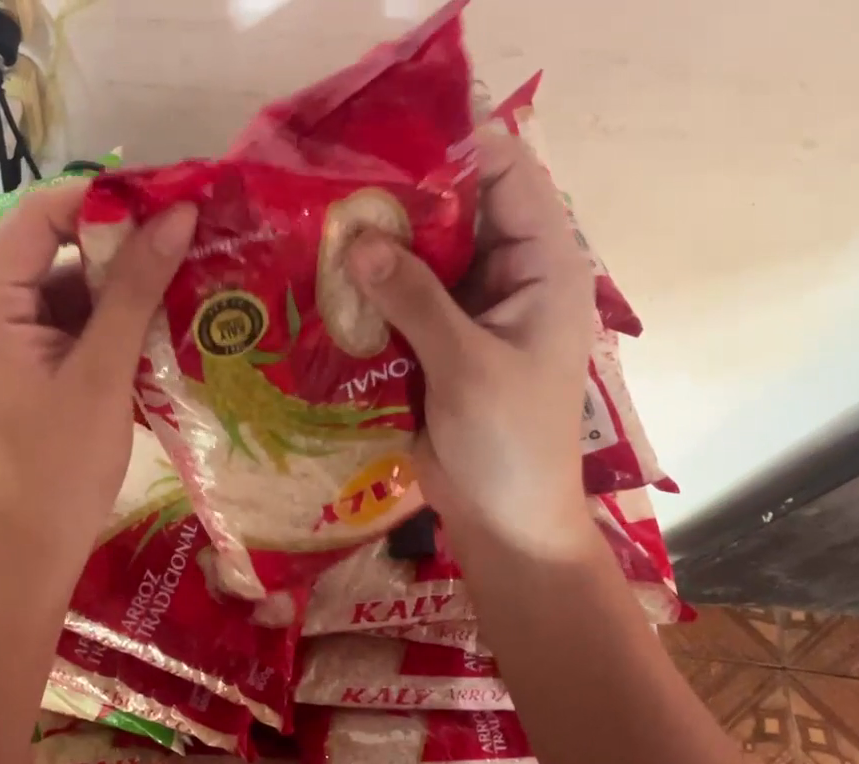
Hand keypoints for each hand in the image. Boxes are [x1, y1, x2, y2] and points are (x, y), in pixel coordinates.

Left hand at [0, 182, 196, 555]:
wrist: (44, 533)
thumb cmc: (68, 462)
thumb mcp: (105, 370)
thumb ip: (135, 286)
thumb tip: (178, 212)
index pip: (35, 218)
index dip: (101, 199)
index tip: (164, 198)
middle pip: (40, 242)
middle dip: (107, 239)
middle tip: (172, 234)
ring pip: (51, 275)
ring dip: (105, 276)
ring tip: (166, 272)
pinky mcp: (5, 351)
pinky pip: (51, 308)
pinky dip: (93, 308)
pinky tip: (139, 313)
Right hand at [343, 128, 596, 556]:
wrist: (505, 521)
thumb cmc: (509, 442)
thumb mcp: (467, 365)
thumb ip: (416, 299)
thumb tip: (358, 240)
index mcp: (544, 266)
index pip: (507, 175)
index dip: (454, 151)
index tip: (384, 147)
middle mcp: (508, 277)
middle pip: (454, 213)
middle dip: (398, 202)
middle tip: (331, 192)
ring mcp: (468, 314)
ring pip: (420, 260)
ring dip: (376, 251)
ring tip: (315, 233)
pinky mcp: (435, 347)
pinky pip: (399, 305)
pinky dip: (367, 296)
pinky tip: (322, 288)